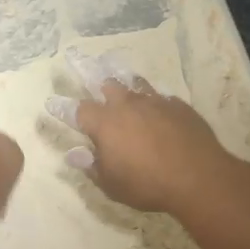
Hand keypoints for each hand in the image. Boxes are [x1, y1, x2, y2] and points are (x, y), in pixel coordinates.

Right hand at [46, 50, 235, 213]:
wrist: (197, 177)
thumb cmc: (146, 184)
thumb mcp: (111, 184)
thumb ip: (92, 166)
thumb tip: (74, 154)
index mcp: (104, 123)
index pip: (77, 111)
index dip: (63, 108)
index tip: (52, 102)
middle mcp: (127, 106)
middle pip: (106, 84)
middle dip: (93, 76)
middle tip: (84, 64)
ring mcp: (155, 103)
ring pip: (135, 83)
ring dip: (125, 82)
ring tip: (121, 76)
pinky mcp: (179, 107)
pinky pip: (162, 98)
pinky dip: (155, 100)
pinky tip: (158, 104)